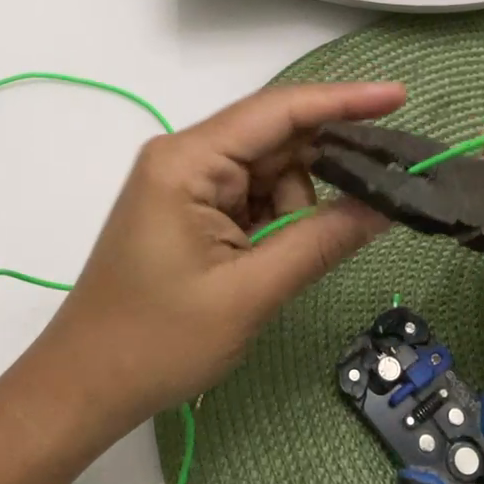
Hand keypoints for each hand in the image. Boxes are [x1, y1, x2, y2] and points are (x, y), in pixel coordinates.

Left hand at [28, 83, 405, 430]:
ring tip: (288, 260)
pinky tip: (282, 253)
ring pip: (271, 172)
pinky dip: (280, 219)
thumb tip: (386, 206)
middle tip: (386, 188)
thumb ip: (321, 241)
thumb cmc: (157, 342)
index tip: (399, 96)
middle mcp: (185, 157)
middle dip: (329, 164)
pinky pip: (253, 197)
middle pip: (277, 139)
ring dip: (299, 206)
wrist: (84, 387)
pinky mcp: (191, 211)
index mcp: (188, 161)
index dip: (343, 102)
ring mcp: (186, 184)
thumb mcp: (250, 293)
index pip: (278, 113)